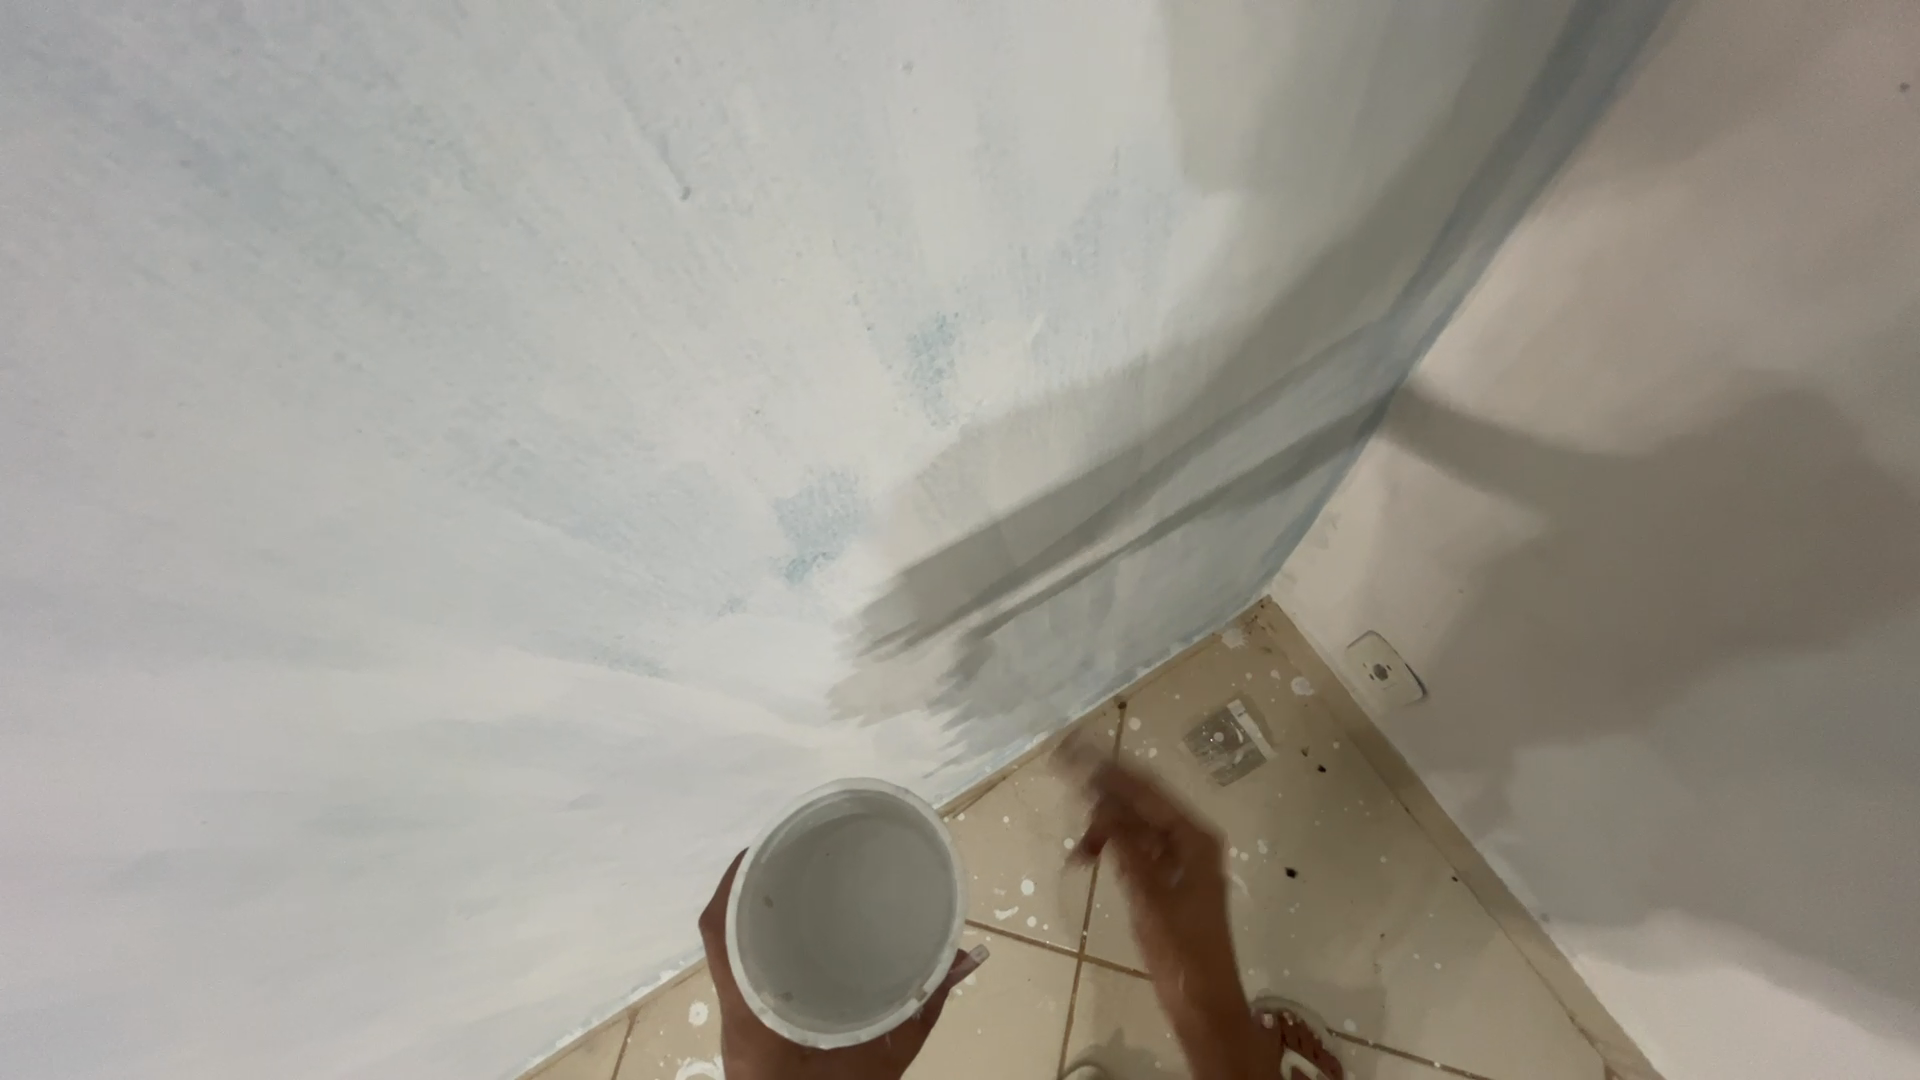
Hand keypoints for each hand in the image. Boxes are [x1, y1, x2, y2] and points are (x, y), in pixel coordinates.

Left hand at [697, 851, 983, 1079]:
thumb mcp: (887, 1059)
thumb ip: (925, 1006)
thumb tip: (970, 955)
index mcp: (751, 1014)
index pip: (717, 934)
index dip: (732, 882)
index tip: (765, 843)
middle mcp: (734, 1015)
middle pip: (718, 936)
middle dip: (747, 888)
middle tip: (789, 852)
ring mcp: (736, 1026)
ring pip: (726, 955)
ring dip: (750, 915)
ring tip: (791, 879)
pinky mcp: (747, 1036)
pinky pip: (740, 976)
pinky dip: (758, 945)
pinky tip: (794, 933)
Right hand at [1065, 750, 1262, 1079]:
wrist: (1203, 1005)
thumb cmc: (1181, 952)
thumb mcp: (1148, 896)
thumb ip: (1125, 845)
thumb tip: (1099, 802)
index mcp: (1194, 836)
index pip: (1146, 789)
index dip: (1108, 768)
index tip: (1073, 751)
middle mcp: (1190, 838)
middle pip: (1140, 800)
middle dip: (1102, 789)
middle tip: (1063, 770)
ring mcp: (1180, 857)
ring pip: (1134, 823)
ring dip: (1104, 825)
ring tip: (1079, 846)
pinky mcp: (1168, 875)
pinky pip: (1136, 845)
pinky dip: (1112, 845)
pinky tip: (1089, 854)